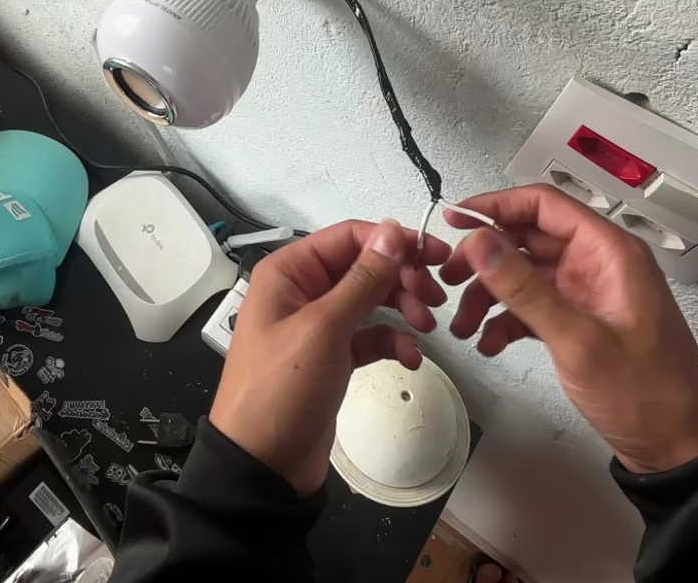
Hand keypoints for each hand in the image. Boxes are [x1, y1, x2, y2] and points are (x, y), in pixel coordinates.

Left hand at [210, 220, 451, 494]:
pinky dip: (392, 341)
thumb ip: (363, 278)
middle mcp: (302, 289)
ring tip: (427, 326)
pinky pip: (370, 335)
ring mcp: (318, 324)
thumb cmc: (281, 388)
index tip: (433, 256)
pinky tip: (410, 357)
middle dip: (402, 277)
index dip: (393, 242)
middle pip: (363, 266)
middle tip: (434, 297)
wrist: (263, 466)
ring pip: (371, 299)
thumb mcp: (325, 327)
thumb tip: (393, 230)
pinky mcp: (332, 356)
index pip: (349, 236)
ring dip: (403, 308)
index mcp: (290, 271)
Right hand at [440, 184, 697, 472]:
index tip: (455, 218)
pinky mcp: (578, 319)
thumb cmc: (644, 393)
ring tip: (462, 325)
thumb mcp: (578, 339)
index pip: (543, 204)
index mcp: (607, 251)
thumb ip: (523, 287)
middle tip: (448, 278)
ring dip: (488, 295)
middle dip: (484, 258)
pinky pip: (530, 305)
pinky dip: (504, 320)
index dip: (496, 205)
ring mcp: (586, 291)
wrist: (680, 453)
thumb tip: (477, 240)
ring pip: (522, 274)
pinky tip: (487, 343)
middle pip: (526, 238)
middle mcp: (595, 262)